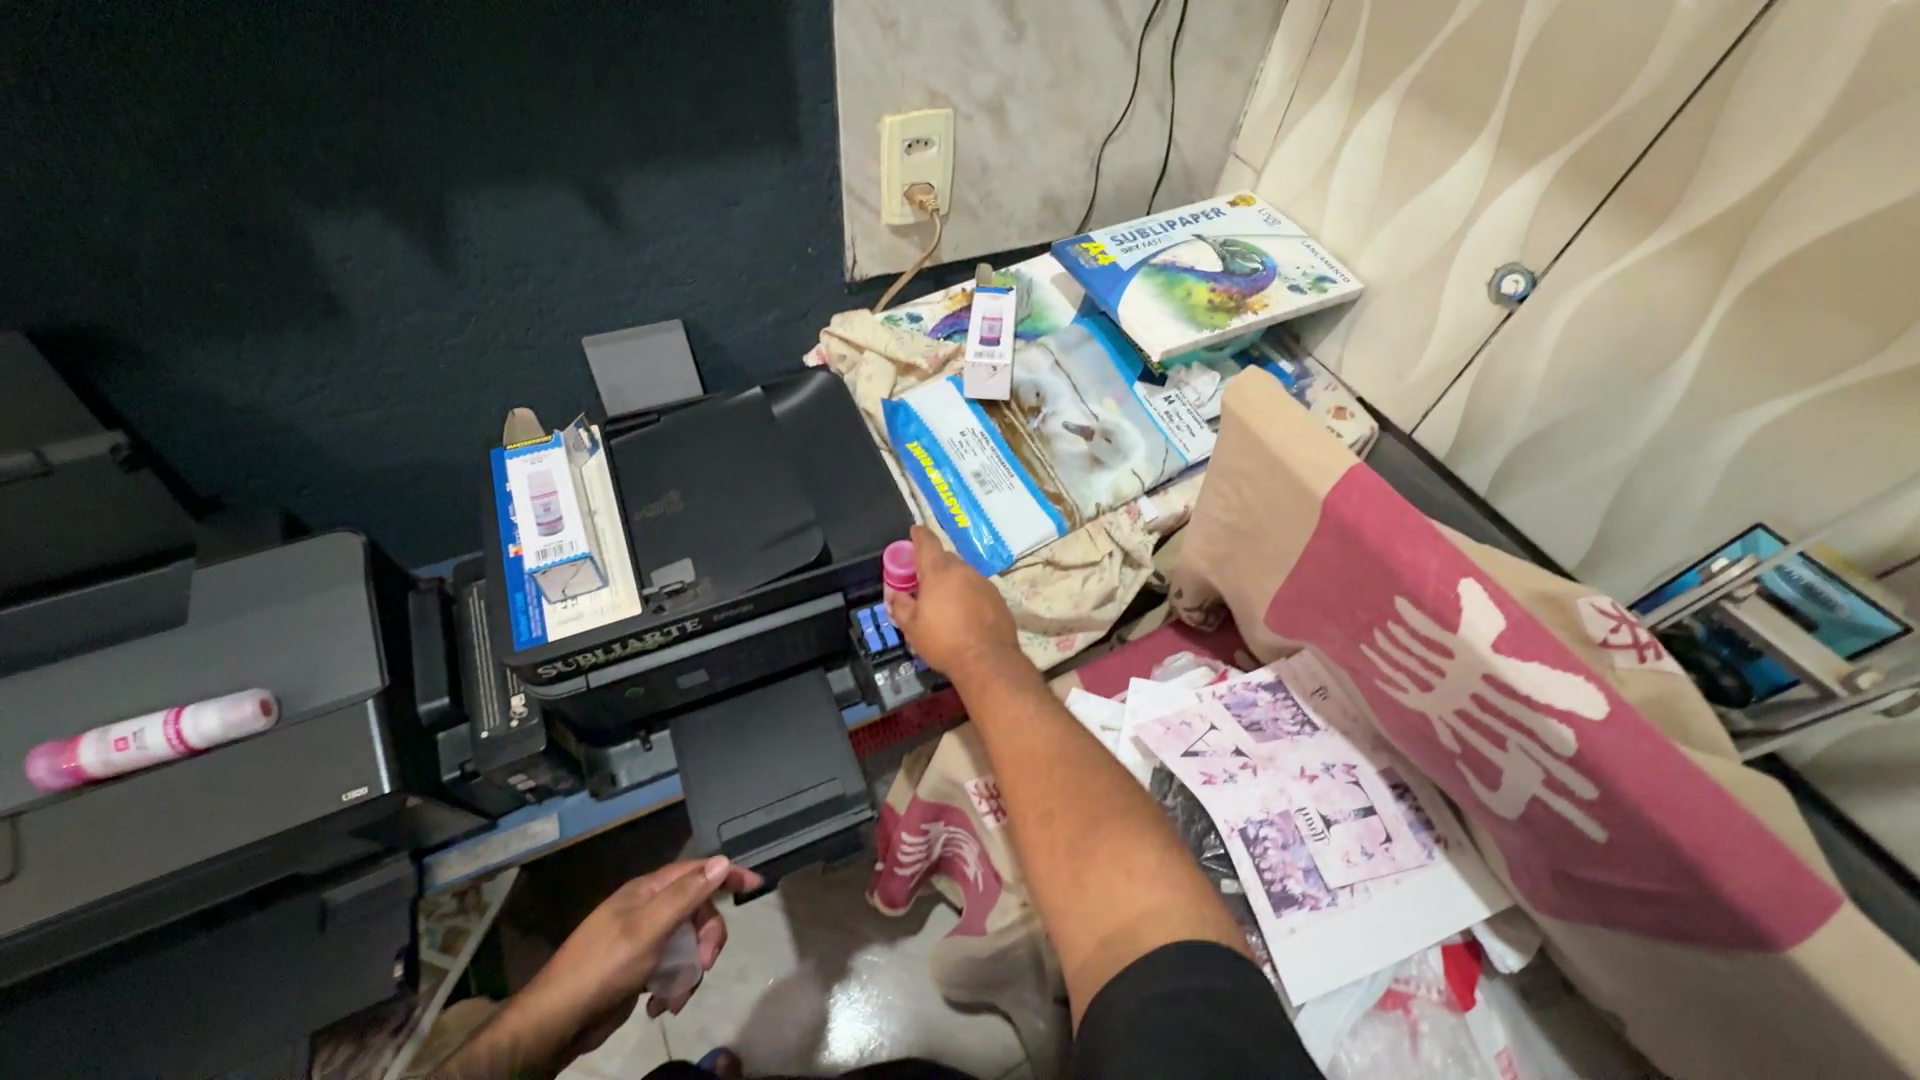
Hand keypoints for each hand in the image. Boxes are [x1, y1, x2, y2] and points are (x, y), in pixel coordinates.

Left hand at [514, 856, 761, 1062]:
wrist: (557, 1021)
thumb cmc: (603, 967)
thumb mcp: (648, 929)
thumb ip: (686, 895)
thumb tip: (721, 861)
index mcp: (647, 892)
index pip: (696, 872)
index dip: (727, 874)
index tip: (755, 884)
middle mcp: (647, 910)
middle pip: (697, 913)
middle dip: (707, 940)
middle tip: (704, 965)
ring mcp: (643, 941)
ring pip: (688, 945)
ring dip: (689, 972)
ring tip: (674, 998)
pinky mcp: (640, 969)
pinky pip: (673, 969)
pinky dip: (673, 988)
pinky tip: (659, 1007)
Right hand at [885, 525, 1022, 682]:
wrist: (987, 661)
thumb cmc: (944, 641)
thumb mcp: (912, 626)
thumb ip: (900, 605)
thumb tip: (895, 594)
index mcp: (939, 572)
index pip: (926, 542)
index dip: (918, 535)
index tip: (914, 531)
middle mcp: (963, 570)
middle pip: (945, 560)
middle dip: (933, 567)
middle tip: (923, 585)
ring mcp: (984, 583)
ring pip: (963, 575)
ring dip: (952, 583)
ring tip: (944, 605)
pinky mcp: (998, 598)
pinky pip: (977, 589)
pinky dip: (968, 596)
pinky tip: (964, 616)